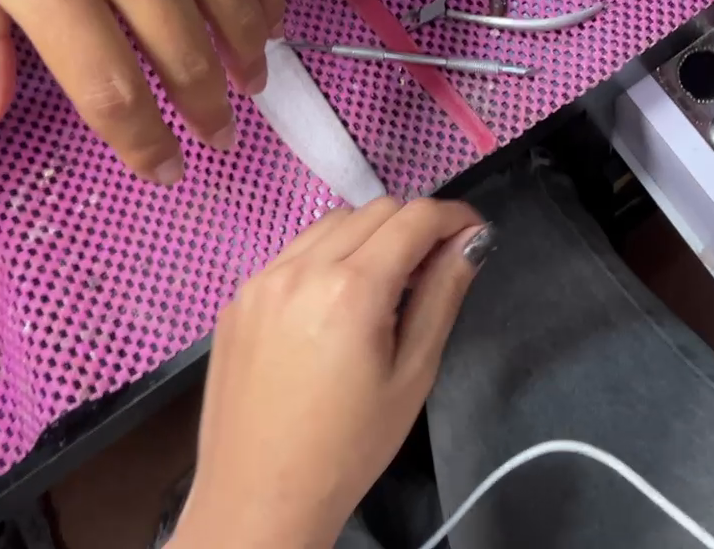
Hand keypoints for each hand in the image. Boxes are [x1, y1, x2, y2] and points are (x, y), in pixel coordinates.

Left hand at [0, 0, 287, 183]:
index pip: (108, 88)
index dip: (143, 144)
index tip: (167, 170)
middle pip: (187, 60)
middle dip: (206, 114)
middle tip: (220, 139)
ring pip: (238, 17)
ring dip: (248, 64)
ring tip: (250, 87)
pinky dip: (270, 6)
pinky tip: (265, 25)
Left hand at [170, 198, 491, 548]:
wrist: (256, 504)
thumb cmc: (350, 447)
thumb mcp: (415, 372)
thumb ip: (444, 292)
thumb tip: (473, 239)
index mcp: (352, 288)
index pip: (416, 217)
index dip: (455, 216)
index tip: (474, 233)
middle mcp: (303, 268)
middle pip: (378, 209)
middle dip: (415, 225)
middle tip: (432, 268)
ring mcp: (263, 279)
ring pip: (336, 220)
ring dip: (372, 234)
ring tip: (384, 283)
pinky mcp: (239, 297)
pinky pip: (297, 249)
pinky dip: (330, 253)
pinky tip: (336, 299)